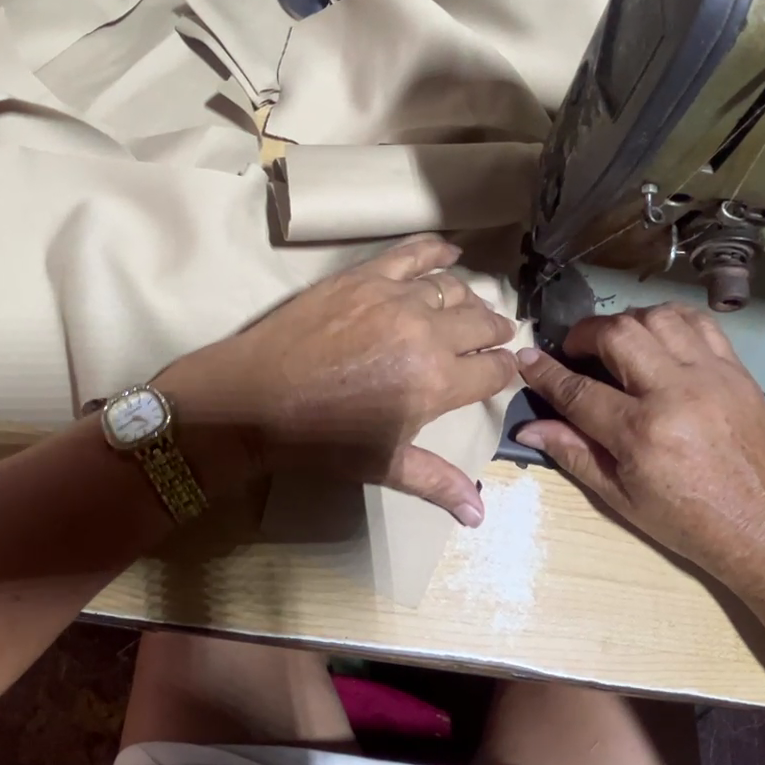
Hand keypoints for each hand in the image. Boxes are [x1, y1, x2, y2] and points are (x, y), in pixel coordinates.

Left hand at [156, 235, 519, 526]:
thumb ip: (438, 482)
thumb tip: (480, 515)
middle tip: (497, 335)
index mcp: (438, 382)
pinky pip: (412, 253)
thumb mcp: (384, 466)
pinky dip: (436, 249)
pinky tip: (450, 250)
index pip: (493, 369)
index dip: (505, 370)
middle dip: (495, 331)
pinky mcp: (365, 276)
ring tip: (469, 308)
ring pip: (451, 288)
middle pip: (479, 322)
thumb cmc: (322, 440)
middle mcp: (427, 332)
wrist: (257, 400)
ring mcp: (395, 298)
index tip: (507, 367)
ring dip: (468, 299)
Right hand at [514, 303, 764, 602]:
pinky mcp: (738, 371)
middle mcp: (676, 394)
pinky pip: (699, 323)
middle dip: (584, 335)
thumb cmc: (688, 522)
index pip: (578, 390)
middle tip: (574, 351)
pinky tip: (657, 339)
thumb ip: (574, 453)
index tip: (526, 358)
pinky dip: (669, 321)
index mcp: (642, 434)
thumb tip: (529, 426)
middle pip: (618, 335)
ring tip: (615, 343)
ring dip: (626, 322)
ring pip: (658, 317)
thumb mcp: (620, 499)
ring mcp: (712, 376)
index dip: (545, 372)